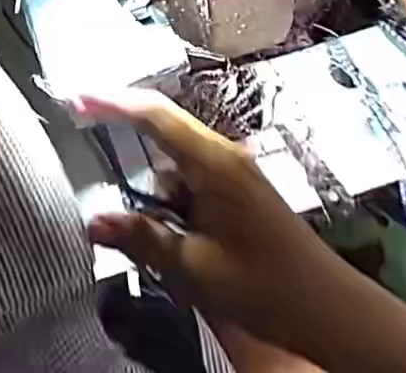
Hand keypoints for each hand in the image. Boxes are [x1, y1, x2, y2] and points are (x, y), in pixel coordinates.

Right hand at [71, 90, 368, 360]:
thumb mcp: (197, 269)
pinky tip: (173, 235)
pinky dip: (171, 197)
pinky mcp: (234, 186)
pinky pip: (189, 178)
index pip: (155, 116)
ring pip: (173, 159)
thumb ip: (144, 239)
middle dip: (123, 129)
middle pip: (162, 127)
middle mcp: (221, 153)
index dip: (113, 102)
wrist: (329, 308)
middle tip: (85, 133)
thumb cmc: (265, 286)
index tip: (77, 96)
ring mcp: (230, 168)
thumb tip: (92, 221)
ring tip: (148, 229)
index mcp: (213, 162)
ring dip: (152, 184)